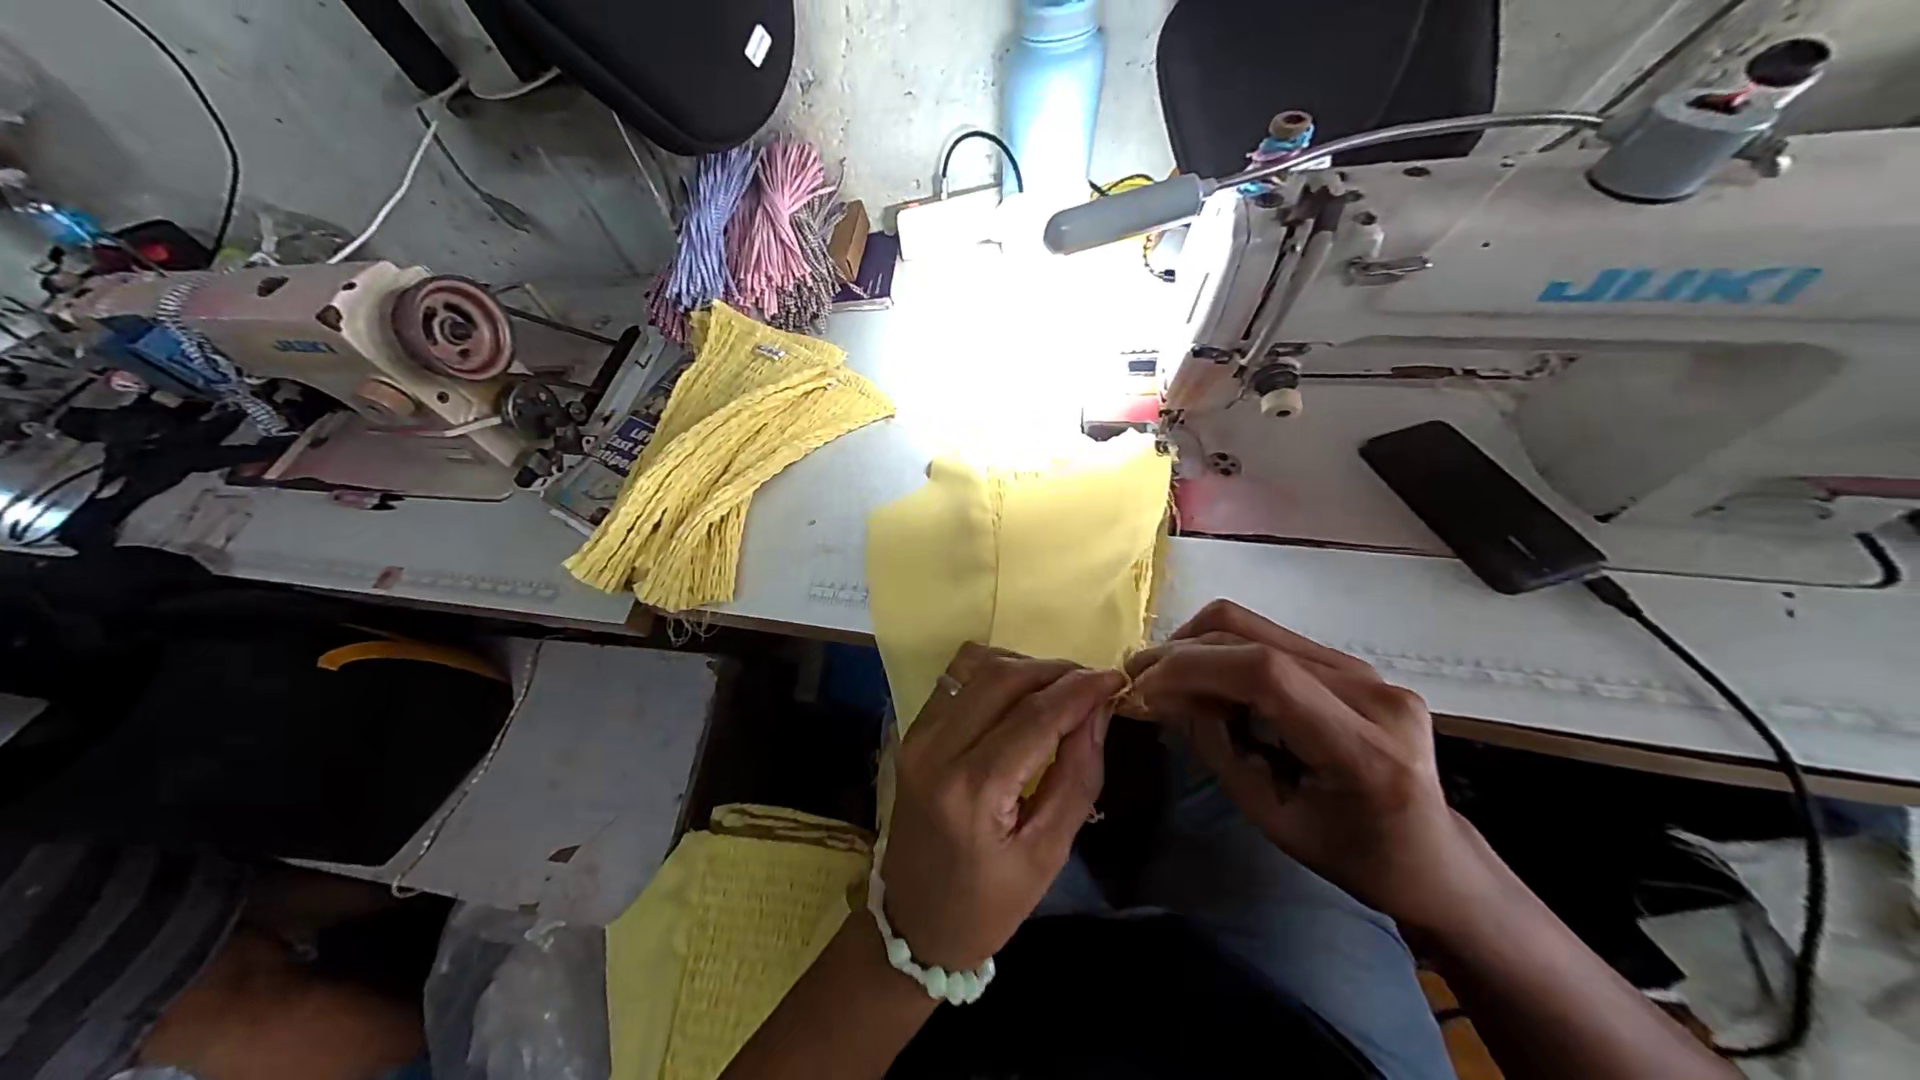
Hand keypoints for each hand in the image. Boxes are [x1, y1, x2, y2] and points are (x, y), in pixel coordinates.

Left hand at [881, 644, 1123, 969]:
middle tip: (1093, 684)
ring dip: (1026, 666)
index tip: (1117, 679)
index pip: (1035, 715)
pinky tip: (1021, 693)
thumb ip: (1077, 775)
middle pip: (1004, 678)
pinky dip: (995, 673)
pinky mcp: (912, 733)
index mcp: (972, 791)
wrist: (914, 923)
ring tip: (1061, 688)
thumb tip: (1098, 711)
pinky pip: (956, 679)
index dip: (1081, 689)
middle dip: (1057, 671)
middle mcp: (937, 751)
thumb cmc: (989, 904)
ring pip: (976, 667)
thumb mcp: (1048, 853)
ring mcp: (917, 737)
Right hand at [1124, 600, 1498, 934]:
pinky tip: (1208, 681)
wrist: (1430, 854)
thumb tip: (1161, 693)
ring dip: (1198, 646)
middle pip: (1255, 637)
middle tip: (1139, 678)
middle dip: (1182, 652)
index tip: (1144, 689)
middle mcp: (1372, 694)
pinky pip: (1272, 638)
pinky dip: (1225, 652)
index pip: (1266, 674)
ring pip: (1257, 626)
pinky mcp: (1355, 664)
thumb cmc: (1351, 854)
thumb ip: (1217, 748)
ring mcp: (1368, 671)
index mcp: (1364, 749)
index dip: (1193, 669)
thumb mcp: (1271, 817)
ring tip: (1166, 678)